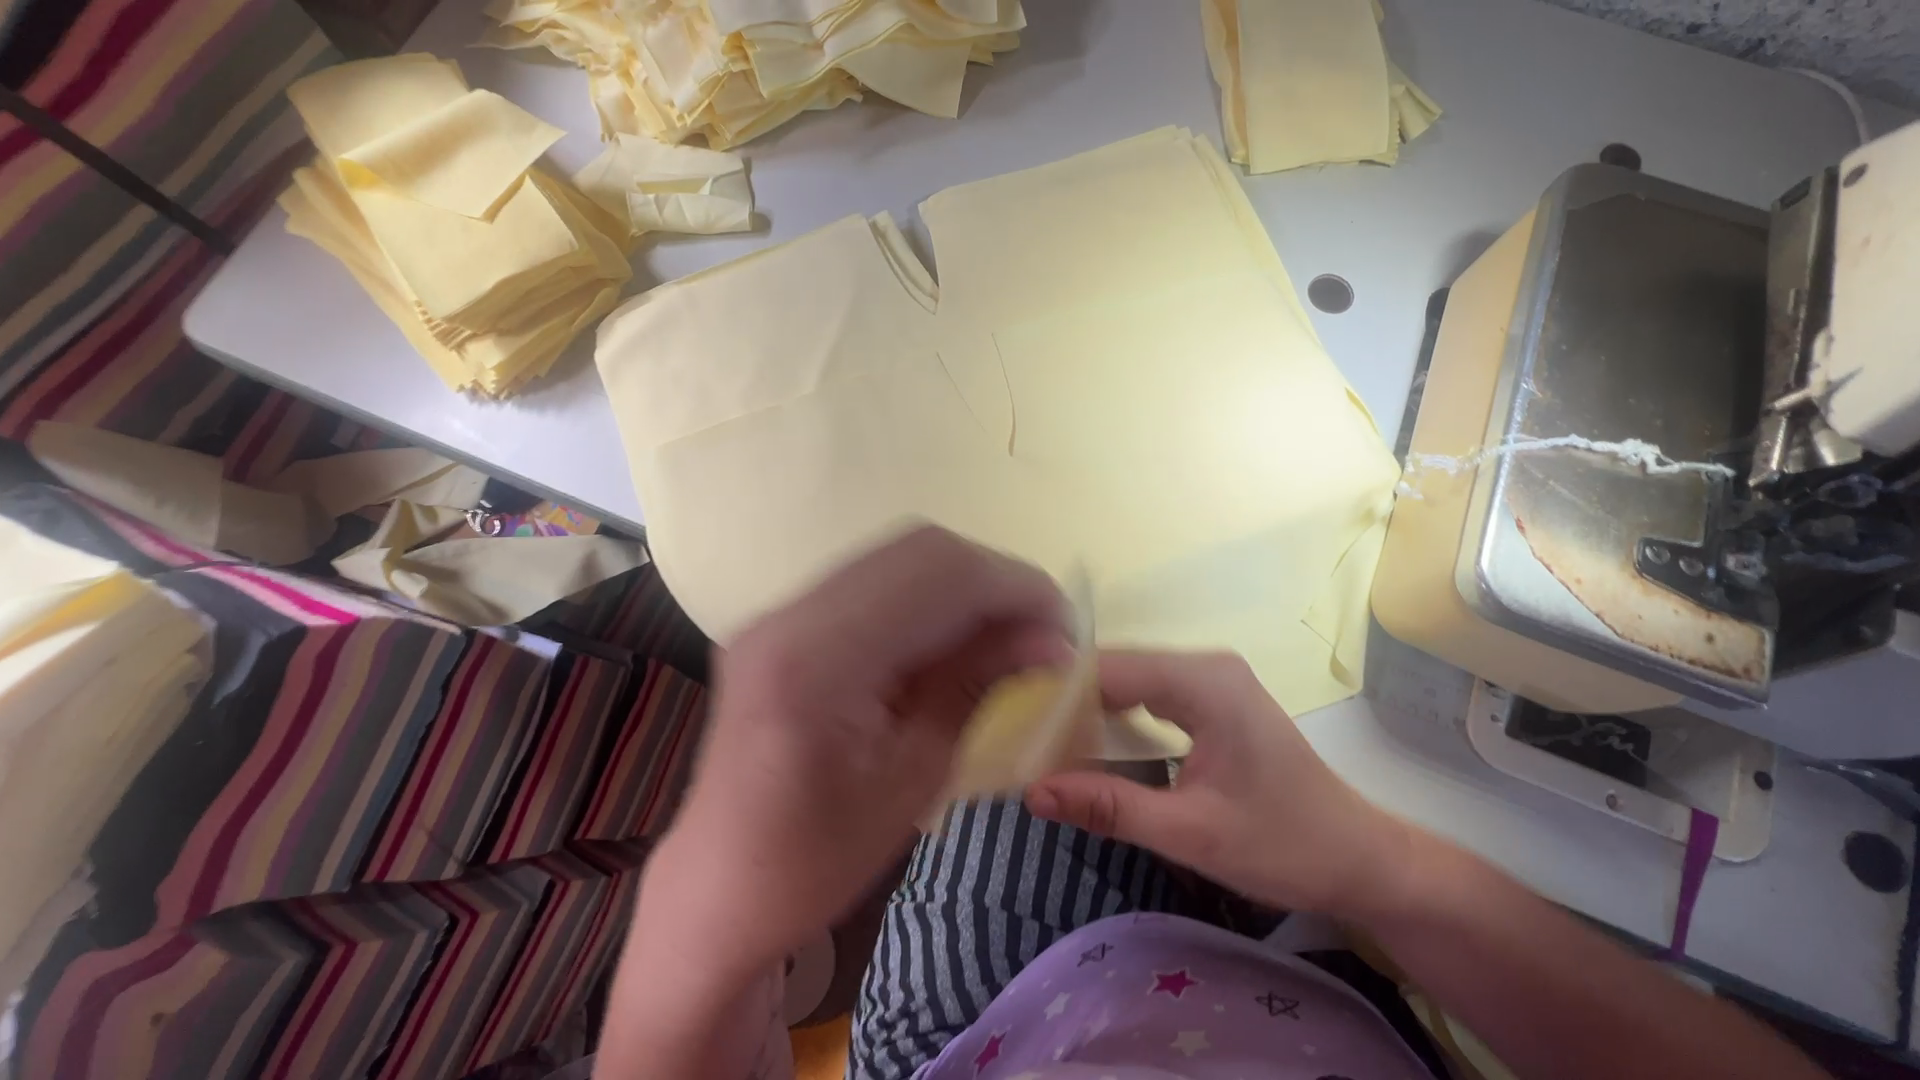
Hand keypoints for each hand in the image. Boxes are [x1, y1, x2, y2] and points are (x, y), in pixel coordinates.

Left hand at [647, 525, 1070, 978]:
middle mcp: (788, 613)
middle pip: (918, 549)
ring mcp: (777, 610)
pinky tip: (953, 640)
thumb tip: (1050, 639)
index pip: (937, 577)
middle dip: (995, 581)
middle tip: (1042, 635)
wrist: (719, 883)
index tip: (1067, 630)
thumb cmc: (816, 860)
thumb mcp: (913, 779)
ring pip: (897, 557)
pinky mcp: (782, 621)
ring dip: (964, 586)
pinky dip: (928, 598)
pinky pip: (873, 582)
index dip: (1015, 588)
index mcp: (815, 661)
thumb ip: (976, 688)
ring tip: (1007, 638)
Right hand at [1025, 650, 1415, 916]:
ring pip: (1128, 683)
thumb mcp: (1190, 833)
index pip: (1109, 670)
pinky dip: (1112, 720)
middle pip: (1114, 671)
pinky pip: (1146, 698)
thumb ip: (1109, 807)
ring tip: (1033, 743)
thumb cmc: (1285, 846)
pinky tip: (1082, 746)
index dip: (1054, 693)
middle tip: (1011, 737)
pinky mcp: (1211, 704)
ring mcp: (1210, 683)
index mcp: (1205, 682)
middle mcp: (1205, 668)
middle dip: (1063, 703)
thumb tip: (1032, 792)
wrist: (1360, 860)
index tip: (1006, 723)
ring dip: (1084, 712)